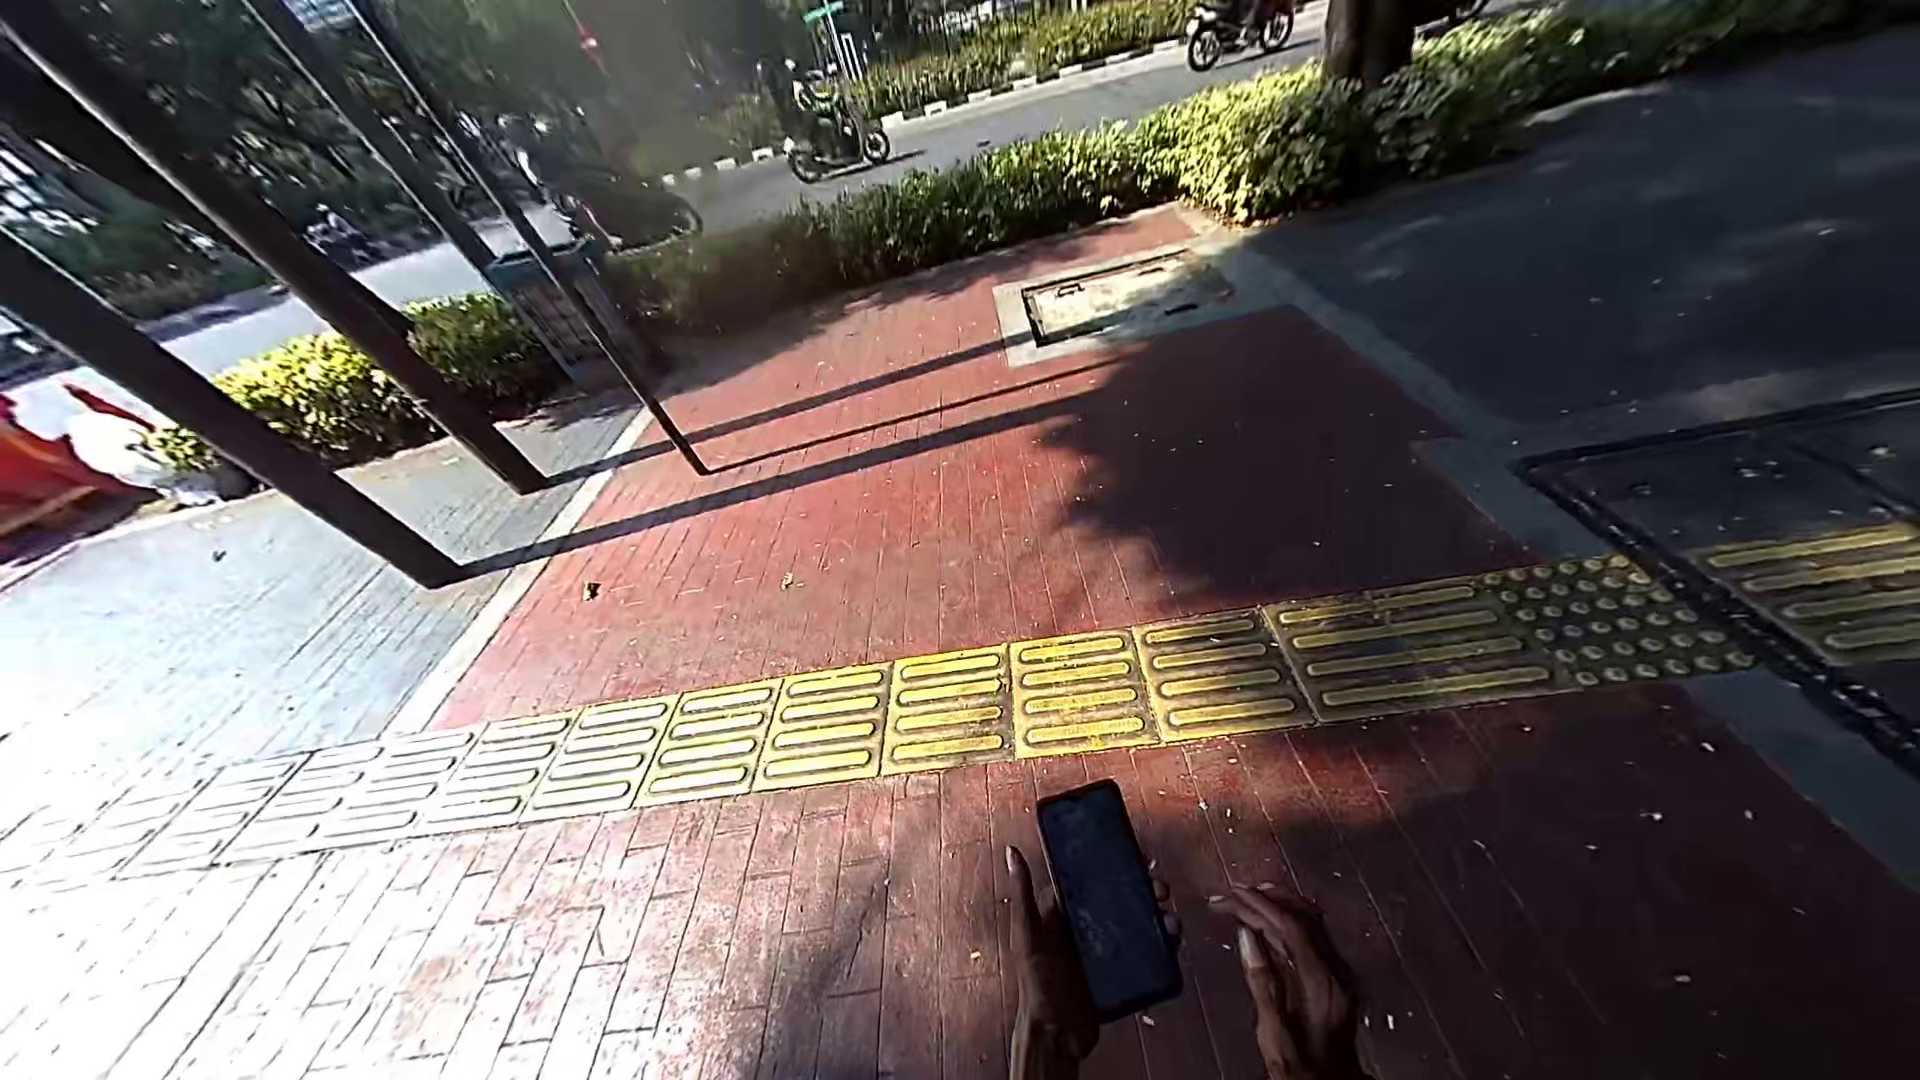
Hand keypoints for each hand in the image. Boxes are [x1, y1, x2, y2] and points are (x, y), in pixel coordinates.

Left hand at [1004, 845, 1178, 1078]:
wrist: (1057, 1034)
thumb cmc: (1036, 980)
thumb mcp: (1026, 932)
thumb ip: (1021, 893)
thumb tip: (1012, 850)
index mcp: (1068, 907)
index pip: (1094, 876)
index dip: (1116, 864)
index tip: (1137, 856)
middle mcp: (1089, 922)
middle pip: (1123, 896)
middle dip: (1145, 888)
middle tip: (1160, 888)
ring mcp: (1108, 946)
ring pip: (1139, 921)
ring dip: (1158, 915)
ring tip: (1171, 920)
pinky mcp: (1123, 970)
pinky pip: (1147, 951)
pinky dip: (1163, 943)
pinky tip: (1173, 941)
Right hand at [1213, 884, 1368, 1079]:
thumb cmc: (1300, 1068)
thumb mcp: (1274, 1034)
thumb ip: (1261, 983)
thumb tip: (1245, 934)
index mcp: (1322, 984)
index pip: (1291, 927)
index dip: (1260, 905)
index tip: (1232, 894)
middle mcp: (1337, 973)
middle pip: (1303, 917)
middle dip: (1266, 898)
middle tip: (1234, 891)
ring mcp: (1340, 974)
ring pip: (1310, 921)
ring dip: (1278, 903)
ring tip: (1249, 895)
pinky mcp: (1336, 978)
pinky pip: (1312, 933)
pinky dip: (1287, 918)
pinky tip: (1269, 919)